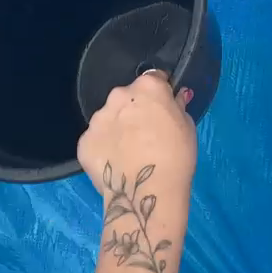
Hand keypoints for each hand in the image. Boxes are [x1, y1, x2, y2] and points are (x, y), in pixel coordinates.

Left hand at [78, 71, 196, 272]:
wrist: (147, 193)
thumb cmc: (176, 156)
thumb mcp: (187, 126)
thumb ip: (178, 106)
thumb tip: (175, 97)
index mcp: (147, 87)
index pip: (153, 79)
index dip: (159, 93)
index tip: (163, 109)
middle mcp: (118, 95)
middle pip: (127, 96)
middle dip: (134, 109)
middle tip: (145, 133)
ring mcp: (97, 119)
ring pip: (109, 116)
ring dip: (117, 126)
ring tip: (128, 152)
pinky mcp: (84, 142)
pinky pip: (96, 139)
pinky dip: (103, 147)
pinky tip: (114, 163)